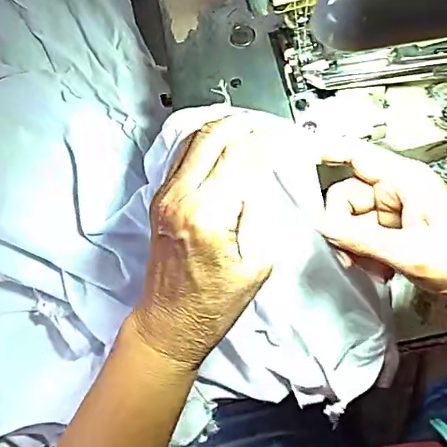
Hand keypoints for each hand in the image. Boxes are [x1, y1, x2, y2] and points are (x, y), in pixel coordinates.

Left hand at [130, 115, 277, 371]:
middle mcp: (180, 198)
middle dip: (246, 124)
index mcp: (207, 214)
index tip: (285, 137)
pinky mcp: (161, 199)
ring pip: (195, 139)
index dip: (267, 140)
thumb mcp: (256, 264)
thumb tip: (266, 178)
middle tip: (270, 126)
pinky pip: (183, 155)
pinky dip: (207, 141)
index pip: (241, 156)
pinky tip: (225, 143)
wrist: (169, 322)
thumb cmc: (211, 305)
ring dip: (225, 127)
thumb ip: (261, 215)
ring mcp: (166, 196)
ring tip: (251, 128)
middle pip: (214, 136)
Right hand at [315, 136, 446, 317]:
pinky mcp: (397, 232)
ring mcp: (397, 212)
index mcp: (406, 180)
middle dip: (343, 226)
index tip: (297, 155)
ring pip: (353, 220)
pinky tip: (382, 270)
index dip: (325, 151)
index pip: (355, 154)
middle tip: (348, 252)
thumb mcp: (411, 252)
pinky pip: (365, 236)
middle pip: (346, 195)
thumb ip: (361, 238)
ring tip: (376, 267)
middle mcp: (399, 190)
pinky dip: (366, 254)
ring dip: (356, 246)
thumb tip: (323, 224)